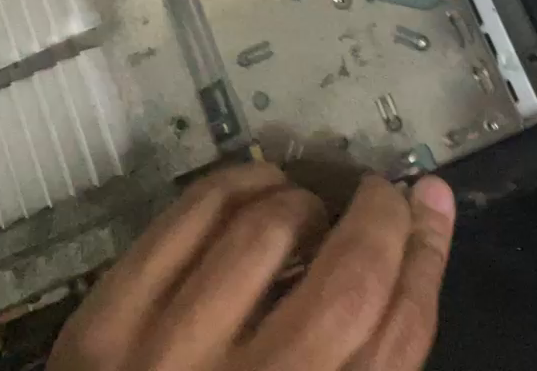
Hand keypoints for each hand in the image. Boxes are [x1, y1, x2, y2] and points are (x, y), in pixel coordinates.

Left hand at [47, 162, 455, 370]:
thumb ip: (364, 348)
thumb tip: (417, 230)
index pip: (396, 336)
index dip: (427, 257)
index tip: (431, 204)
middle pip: (347, 283)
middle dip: (381, 218)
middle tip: (382, 193)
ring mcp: (168, 357)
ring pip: (266, 234)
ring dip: (304, 203)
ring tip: (309, 212)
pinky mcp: (106, 323)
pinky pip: (190, 216)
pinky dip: (237, 182)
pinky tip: (258, 186)